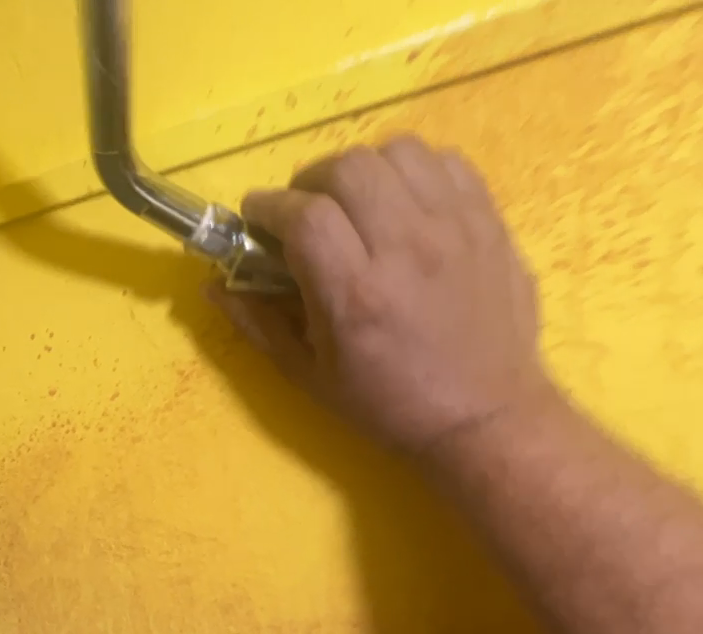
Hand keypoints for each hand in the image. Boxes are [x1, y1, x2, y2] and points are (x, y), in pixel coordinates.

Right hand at [213, 135, 559, 458]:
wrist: (482, 413)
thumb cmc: (383, 402)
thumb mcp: (306, 374)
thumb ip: (257, 323)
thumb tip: (214, 285)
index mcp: (355, 295)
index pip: (305, 216)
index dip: (268, 206)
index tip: (253, 216)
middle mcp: (406, 249)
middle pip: (350, 168)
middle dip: (309, 181)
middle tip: (300, 211)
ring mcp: (455, 228)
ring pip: (398, 151)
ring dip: (360, 170)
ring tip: (349, 202)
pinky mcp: (488, 221)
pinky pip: (444, 161)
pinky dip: (408, 171)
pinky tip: (396, 202)